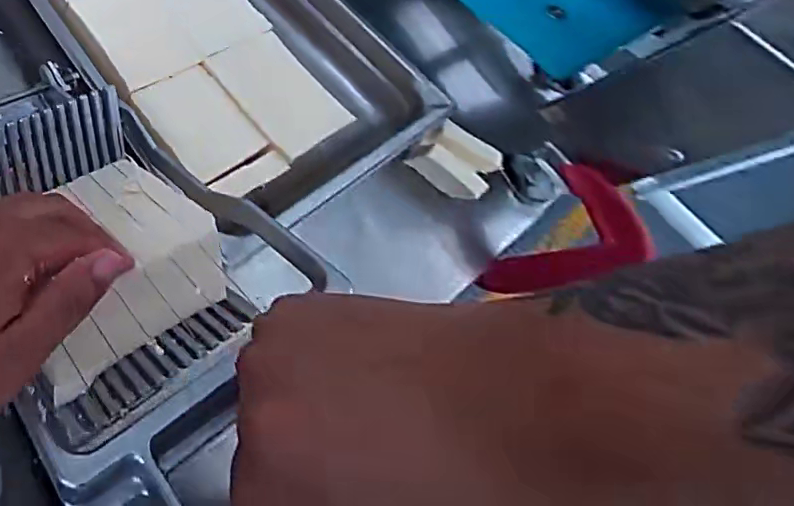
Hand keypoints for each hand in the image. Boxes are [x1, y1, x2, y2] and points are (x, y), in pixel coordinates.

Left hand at [0, 193, 131, 503]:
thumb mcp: (19, 354)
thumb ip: (66, 301)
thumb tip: (109, 261)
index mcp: (2, 248)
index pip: (68, 232)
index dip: (102, 247)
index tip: (129, 269)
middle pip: (46, 207)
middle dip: (83, 229)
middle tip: (108, 265)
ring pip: (21, 206)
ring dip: (55, 224)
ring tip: (79, 264)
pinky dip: (27, 225)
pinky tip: (33, 261)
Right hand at [231, 293, 793, 505]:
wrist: (541, 409)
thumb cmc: (488, 497)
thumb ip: (328, 505)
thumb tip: (321, 492)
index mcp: (273, 471)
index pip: (252, 500)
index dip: (297, 504)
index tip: (327, 502)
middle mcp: (255, 398)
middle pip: (258, 447)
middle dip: (300, 466)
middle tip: (360, 478)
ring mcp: (272, 342)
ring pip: (270, 393)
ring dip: (301, 413)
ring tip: (373, 428)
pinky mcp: (297, 307)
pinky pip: (288, 351)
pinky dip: (315, 370)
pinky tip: (372, 385)